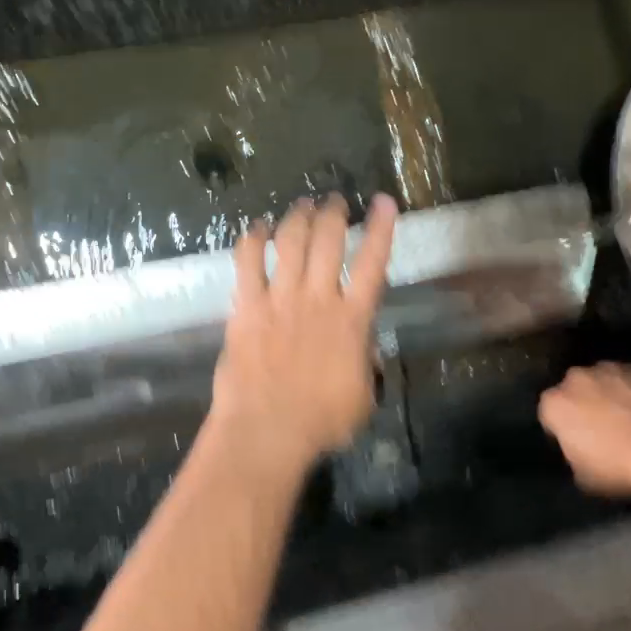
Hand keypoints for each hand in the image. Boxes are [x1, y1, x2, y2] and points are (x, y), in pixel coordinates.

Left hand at [209, 194, 398, 472]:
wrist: (267, 429)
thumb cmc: (321, 422)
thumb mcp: (363, 396)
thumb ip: (365, 363)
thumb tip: (364, 346)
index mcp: (353, 319)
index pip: (374, 263)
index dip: (382, 228)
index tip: (384, 201)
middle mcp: (318, 298)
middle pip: (329, 240)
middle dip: (334, 212)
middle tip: (334, 200)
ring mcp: (280, 299)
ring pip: (291, 242)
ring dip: (298, 217)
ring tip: (302, 204)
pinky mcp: (246, 307)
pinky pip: (248, 261)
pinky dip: (253, 238)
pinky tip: (257, 227)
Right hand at [538, 363, 630, 495]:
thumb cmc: (620, 466)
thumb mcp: (583, 474)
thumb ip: (571, 453)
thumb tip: (578, 448)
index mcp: (555, 404)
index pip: (548, 414)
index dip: (561, 429)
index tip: (574, 441)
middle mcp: (575, 378)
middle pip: (572, 390)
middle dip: (582, 405)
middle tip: (599, 428)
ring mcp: (608, 368)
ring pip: (600, 381)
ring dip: (606, 394)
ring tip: (626, 418)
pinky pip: (628, 379)